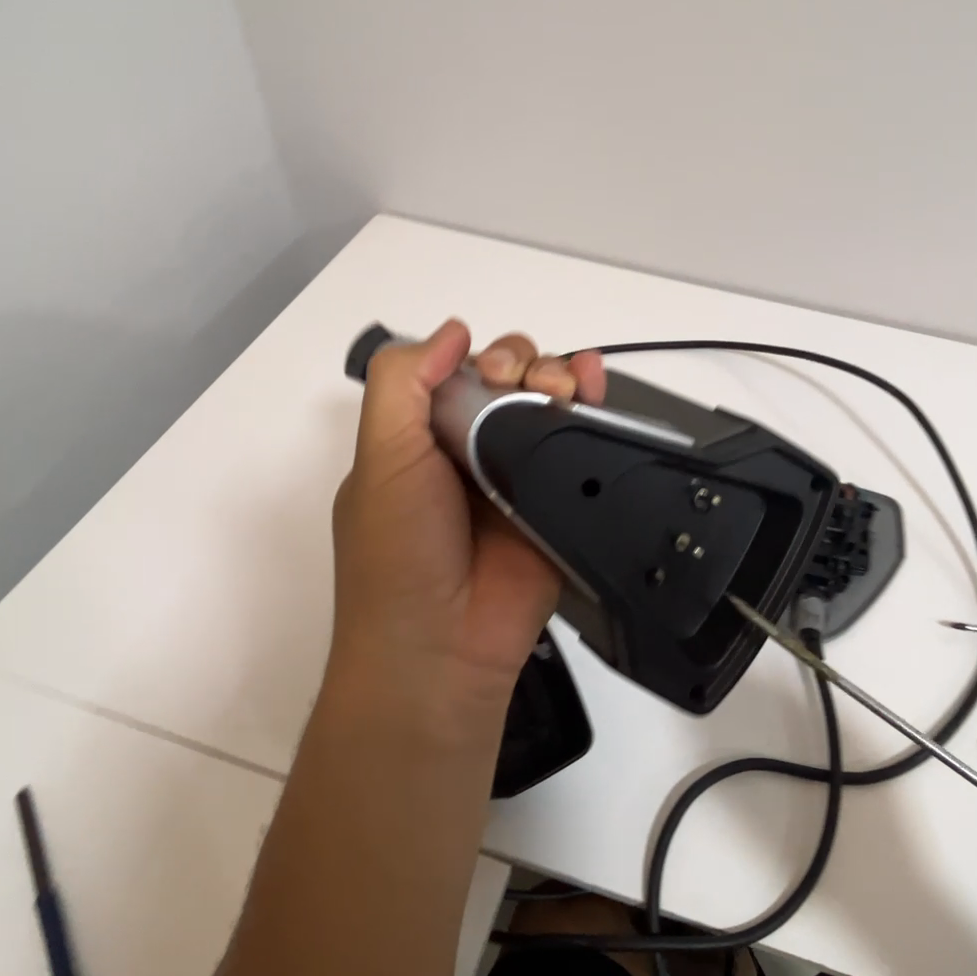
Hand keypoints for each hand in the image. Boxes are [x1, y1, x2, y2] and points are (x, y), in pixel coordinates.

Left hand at [328, 320, 606, 725]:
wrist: (444, 645)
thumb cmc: (398, 549)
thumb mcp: (380, 457)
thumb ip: (401, 384)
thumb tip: (453, 330)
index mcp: (422, 438)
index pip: (458, 373)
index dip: (479, 356)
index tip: (492, 369)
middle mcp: (471, 451)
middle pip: (508, 381)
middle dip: (523, 362)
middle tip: (526, 383)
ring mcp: (520, 476)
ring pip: (548, 405)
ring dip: (560, 375)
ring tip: (567, 384)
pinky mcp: (560, 501)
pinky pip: (580, 446)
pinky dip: (592, 407)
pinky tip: (596, 384)